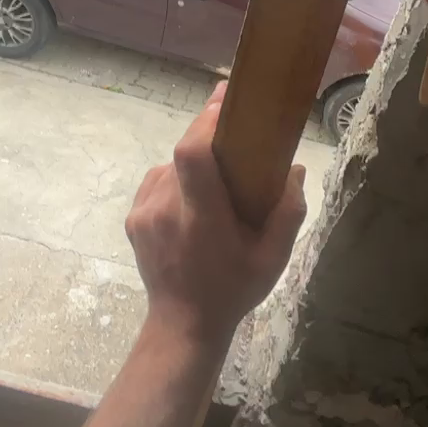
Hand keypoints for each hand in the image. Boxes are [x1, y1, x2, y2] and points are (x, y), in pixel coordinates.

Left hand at [125, 83, 308, 346]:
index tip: (226, 101)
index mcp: (201, 218)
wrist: (182, 326)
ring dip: (194, 162)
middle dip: (208, 135)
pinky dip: (177, 179)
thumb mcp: (274, 258)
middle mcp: (166, 209)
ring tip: (217, 179)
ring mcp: (144, 212)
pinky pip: (158, 180)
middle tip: (235, 130)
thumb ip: (289, 212)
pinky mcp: (133, 216)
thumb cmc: (234, 289)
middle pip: (183, 153)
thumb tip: (294, 170)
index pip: (192, 155)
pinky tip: (194, 197)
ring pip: (171, 165)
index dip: (206, 122)